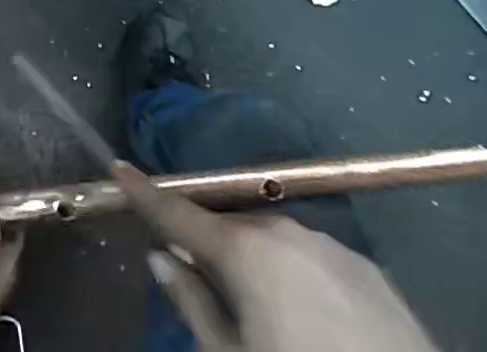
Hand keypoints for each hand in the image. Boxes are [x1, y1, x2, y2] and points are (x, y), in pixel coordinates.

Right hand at [115, 163, 436, 351]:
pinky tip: (311, 318)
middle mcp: (285, 231)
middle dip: (208, 242)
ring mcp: (330, 246)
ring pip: (273, 240)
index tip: (118, 167)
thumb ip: (192, 303)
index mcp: (245, 250)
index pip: (179, 212)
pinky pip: (312, 257)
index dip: (144, 192)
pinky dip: (294, 272)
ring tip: (262, 310)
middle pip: (229, 227)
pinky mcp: (368, 269)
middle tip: (197, 273)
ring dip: (254, 259)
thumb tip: (160, 258)